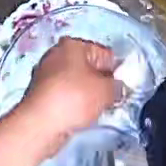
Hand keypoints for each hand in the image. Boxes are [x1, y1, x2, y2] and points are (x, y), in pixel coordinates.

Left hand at [6, 37, 121, 158]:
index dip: (117, 70)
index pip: (104, 53)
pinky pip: (67, 92)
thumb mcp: (106, 91)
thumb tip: (119, 86)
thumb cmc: (74, 97)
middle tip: (113, 98)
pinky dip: (76, 100)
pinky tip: (82, 113)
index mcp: (72, 44)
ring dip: (90, 93)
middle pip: (90, 66)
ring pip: (78, 80)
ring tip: (98, 108)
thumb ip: (118, 86)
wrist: (42, 121)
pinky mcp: (43, 89)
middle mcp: (57, 52)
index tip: (124, 86)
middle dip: (102, 81)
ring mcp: (48, 70)